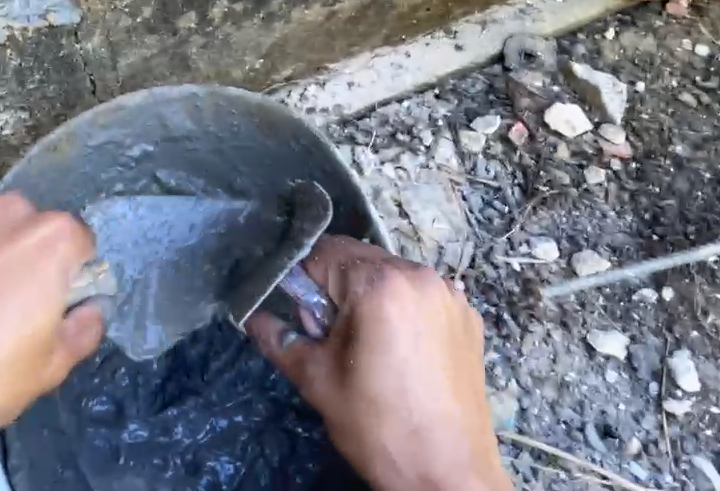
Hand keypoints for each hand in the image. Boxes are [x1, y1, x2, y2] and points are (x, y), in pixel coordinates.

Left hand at [0, 193, 104, 443]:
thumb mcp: (49, 369)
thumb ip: (83, 331)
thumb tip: (89, 311)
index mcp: (53, 238)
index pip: (80, 243)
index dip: (70, 276)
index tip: (52, 306)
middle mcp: (10, 210)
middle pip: (32, 229)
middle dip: (26, 259)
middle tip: (5, 309)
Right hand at [244, 237, 510, 490]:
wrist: (451, 479)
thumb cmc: (380, 428)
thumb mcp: (317, 381)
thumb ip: (279, 338)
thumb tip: (253, 316)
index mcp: (378, 284)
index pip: (322, 252)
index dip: (304, 283)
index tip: (307, 322)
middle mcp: (417, 275)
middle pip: (357, 259)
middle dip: (337, 289)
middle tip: (335, 339)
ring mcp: (448, 294)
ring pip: (389, 273)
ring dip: (370, 296)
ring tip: (371, 347)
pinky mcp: (467, 315)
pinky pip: (419, 293)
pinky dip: (403, 309)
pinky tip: (402, 351)